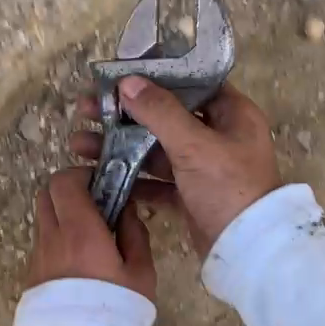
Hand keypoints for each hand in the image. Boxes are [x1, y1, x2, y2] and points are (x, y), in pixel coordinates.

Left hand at [26, 167, 156, 300]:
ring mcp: (37, 258)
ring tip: (88, 239)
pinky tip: (77, 264)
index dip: (80, 175)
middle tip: (93, 207)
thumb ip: (134, 234)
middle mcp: (51, 239)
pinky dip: (56, 242)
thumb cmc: (117, 311)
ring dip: (61, 218)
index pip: (64, 181)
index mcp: (80, 231)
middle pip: (45, 194)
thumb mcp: (141, 273)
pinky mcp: (31, 277)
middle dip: (67, 192)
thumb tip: (126, 211)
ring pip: (42, 220)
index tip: (101, 185)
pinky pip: (41, 246)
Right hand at [69, 77, 282, 256]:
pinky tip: (102, 174)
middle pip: (164, 117)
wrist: (245, 248)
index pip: (189, 83)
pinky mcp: (189, 196)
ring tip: (79, 144)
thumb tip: (127, 82)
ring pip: (154, 150)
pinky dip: (131, 178)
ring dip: (120, 147)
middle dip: (124, 115)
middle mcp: (218, 136)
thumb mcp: (194, 145)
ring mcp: (202, 168)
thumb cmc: (228, 188)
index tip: (116, 77)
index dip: (153, 77)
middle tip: (85, 110)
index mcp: (232, 113)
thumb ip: (160, 113)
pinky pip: (155, 181)